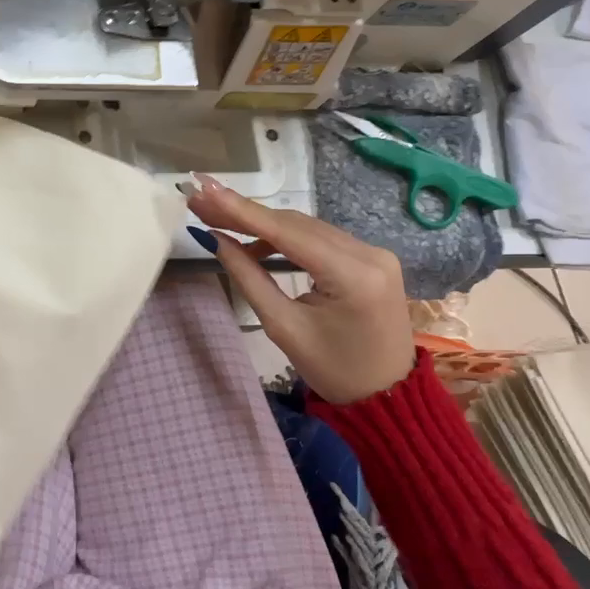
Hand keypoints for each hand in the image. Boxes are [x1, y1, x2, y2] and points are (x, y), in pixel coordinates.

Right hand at [185, 174, 415, 403]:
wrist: (389, 399)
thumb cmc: (334, 371)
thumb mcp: (284, 326)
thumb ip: (249, 277)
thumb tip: (215, 238)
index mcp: (352, 275)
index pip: (287, 232)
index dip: (241, 209)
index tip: (204, 189)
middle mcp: (369, 253)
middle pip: (296, 224)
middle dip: (246, 213)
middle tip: (201, 203)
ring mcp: (374, 253)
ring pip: (307, 227)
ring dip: (263, 223)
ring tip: (219, 218)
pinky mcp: (372, 258)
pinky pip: (321, 238)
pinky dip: (287, 236)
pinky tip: (257, 241)